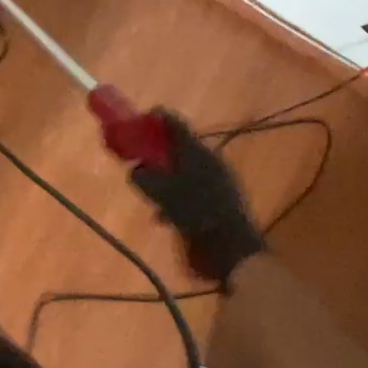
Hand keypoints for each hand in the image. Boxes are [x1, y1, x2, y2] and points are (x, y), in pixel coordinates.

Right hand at [129, 111, 265, 281]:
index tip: (136, 120)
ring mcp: (217, 181)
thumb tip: (135, 170)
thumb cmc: (196, 214)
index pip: (174, 123)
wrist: (232, 249)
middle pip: (179, 147)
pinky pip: (192, 190)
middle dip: (157, 152)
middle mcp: (209, 161)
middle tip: (138, 158)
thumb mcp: (161, 194)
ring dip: (165, 178)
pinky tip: (164, 217)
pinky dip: (176, 197)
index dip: (154, 118)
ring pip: (184, 170)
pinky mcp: (220, 201)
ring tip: (149, 195)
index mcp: (197, 151)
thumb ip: (144, 178)